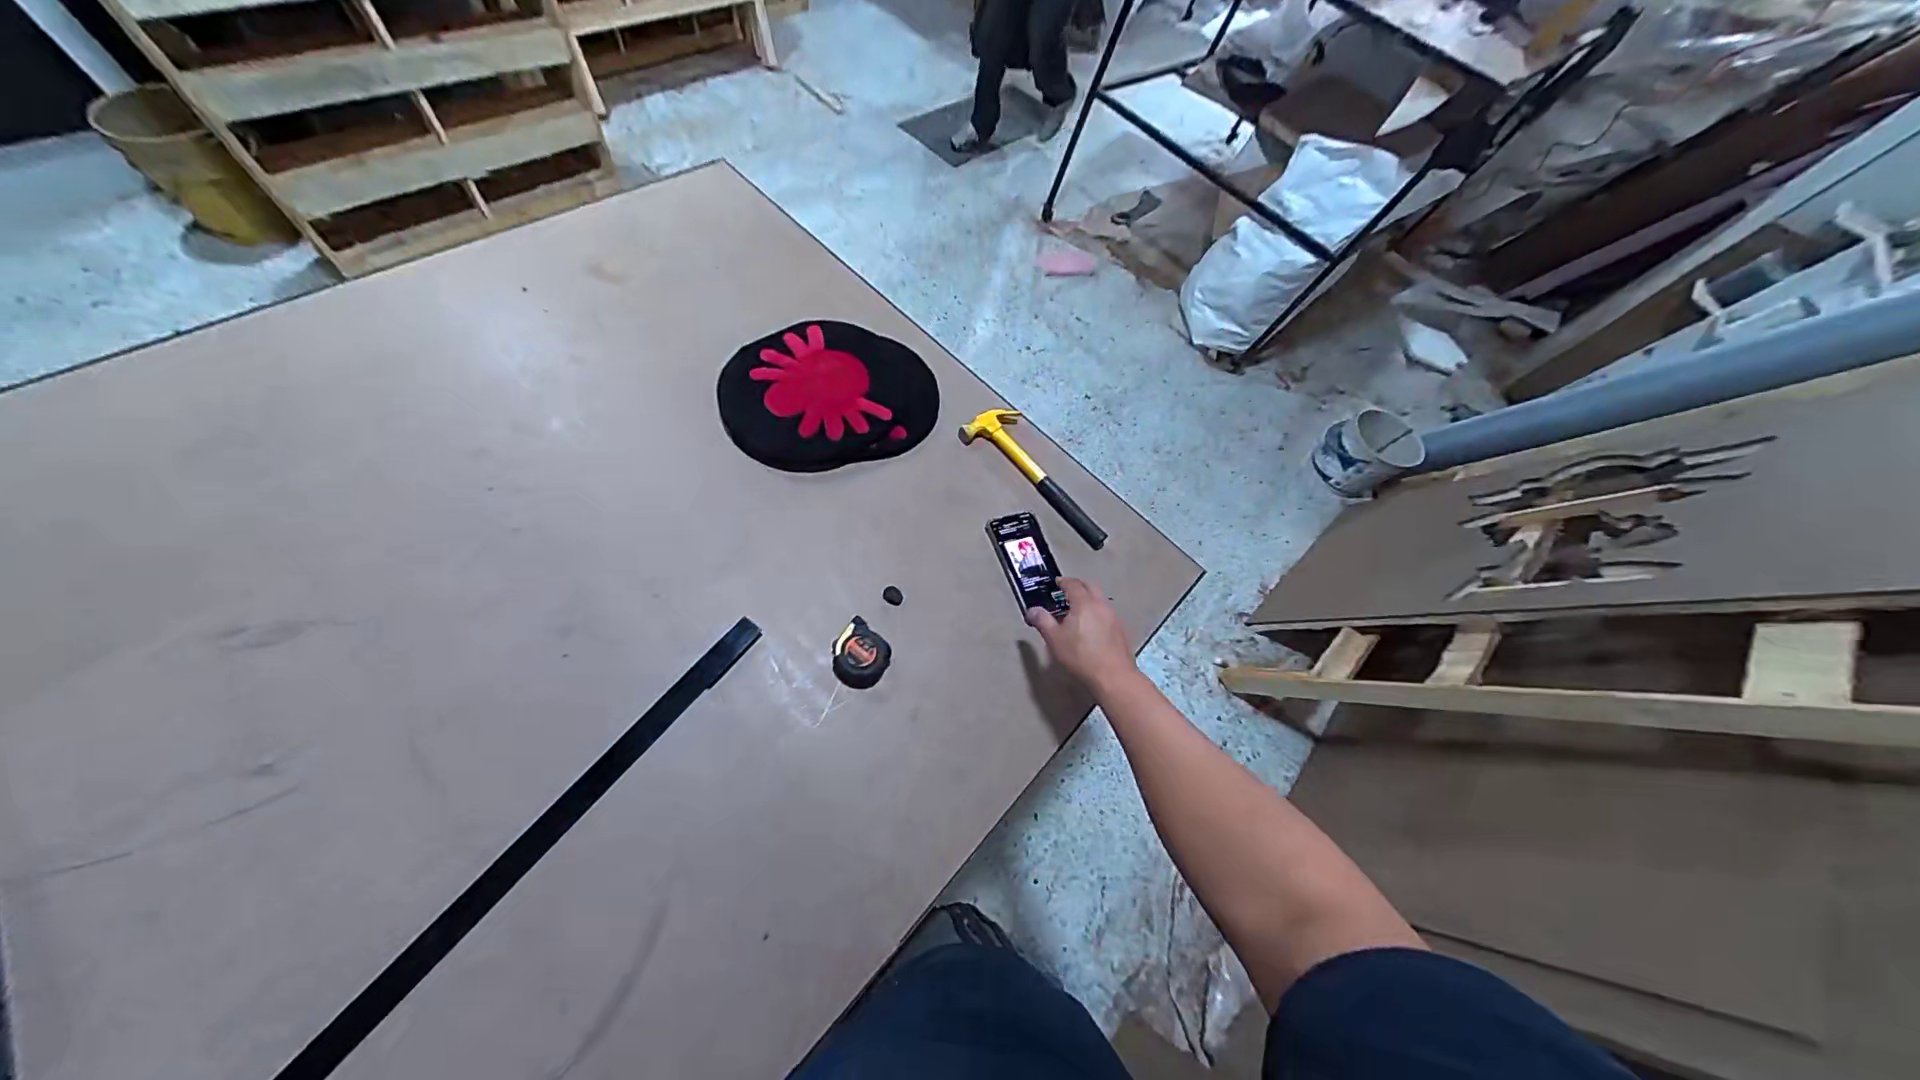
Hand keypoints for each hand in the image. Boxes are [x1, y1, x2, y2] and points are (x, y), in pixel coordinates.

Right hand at [1026, 578, 1135, 688]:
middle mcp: (1101, 604)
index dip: (1063, 582)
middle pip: (1090, 586)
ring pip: (1100, 599)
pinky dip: (1097, 611)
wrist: (1112, 675)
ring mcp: (1113, 616)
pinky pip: (1106, 612)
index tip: (1057, 583)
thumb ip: (1042, 621)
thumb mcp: (1054, 639)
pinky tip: (1092, 625)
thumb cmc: (1080, 655)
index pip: (1073, 584)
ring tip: (1078, 609)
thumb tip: (1032, 610)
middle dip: (1078, 585)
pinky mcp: (1121, 628)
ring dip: (1089, 598)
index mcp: (1084, 603)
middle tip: (1067, 591)